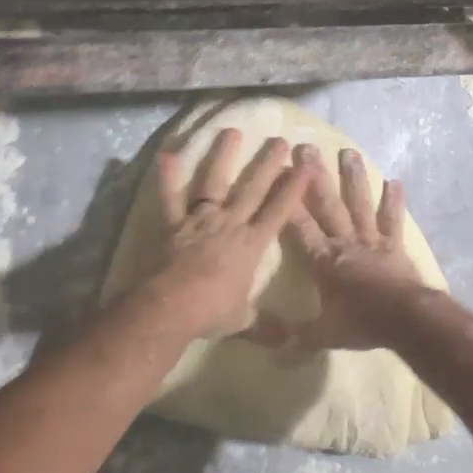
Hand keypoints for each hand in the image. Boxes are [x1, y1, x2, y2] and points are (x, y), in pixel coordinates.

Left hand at [141, 129, 305, 340]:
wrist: (174, 306)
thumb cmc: (212, 311)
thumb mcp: (243, 321)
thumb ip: (266, 326)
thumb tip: (291, 342)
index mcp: (252, 244)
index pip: (279, 211)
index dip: (293, 188)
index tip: (305, 165)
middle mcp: (230, 224)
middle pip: (253, 189)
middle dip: (268, 164)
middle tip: (280, 140)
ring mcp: (201, 220)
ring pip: (215, 182)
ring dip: (223, 156)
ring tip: (232, 131)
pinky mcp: (175, 224)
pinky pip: (171, 197)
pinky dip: (168, 176)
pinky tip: (166, 153)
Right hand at [286, 145, 430, 350]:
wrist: (405, 319)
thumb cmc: (361, 323)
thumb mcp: (324, 334)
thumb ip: (299, 339)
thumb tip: (273, 355)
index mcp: (323, 260)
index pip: (300, 226)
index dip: (287, 201)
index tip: (278, 174)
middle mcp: (344, 242)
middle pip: (327, 205)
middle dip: (315, 177)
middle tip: (306, 148)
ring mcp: (371, 240)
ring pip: (359, 204)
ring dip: (353, 178)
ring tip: (349, 151)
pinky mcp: (394, 245)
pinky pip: (392, 220)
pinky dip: (393, 201)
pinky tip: (394, 181)